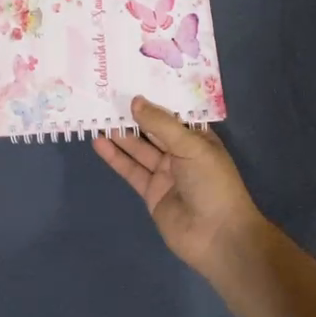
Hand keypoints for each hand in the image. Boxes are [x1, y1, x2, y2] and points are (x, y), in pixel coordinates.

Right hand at [93, 96, 265, 274]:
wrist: (218, 237)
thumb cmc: (213, 183)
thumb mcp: (191, 146)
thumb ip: (161, 124)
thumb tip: (135, 101)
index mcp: (197, 137)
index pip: (172, 112)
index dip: (154, 97)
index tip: (131, 79)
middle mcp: (181, 152)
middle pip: (152, 129)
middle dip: (133, 115)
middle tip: (106, 95)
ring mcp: (165, 173)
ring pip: (138, 148)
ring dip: (120, 134)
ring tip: (97, 115)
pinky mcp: (151, 192)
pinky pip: (131, 170)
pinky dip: (115, 157)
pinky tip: (99, 142)